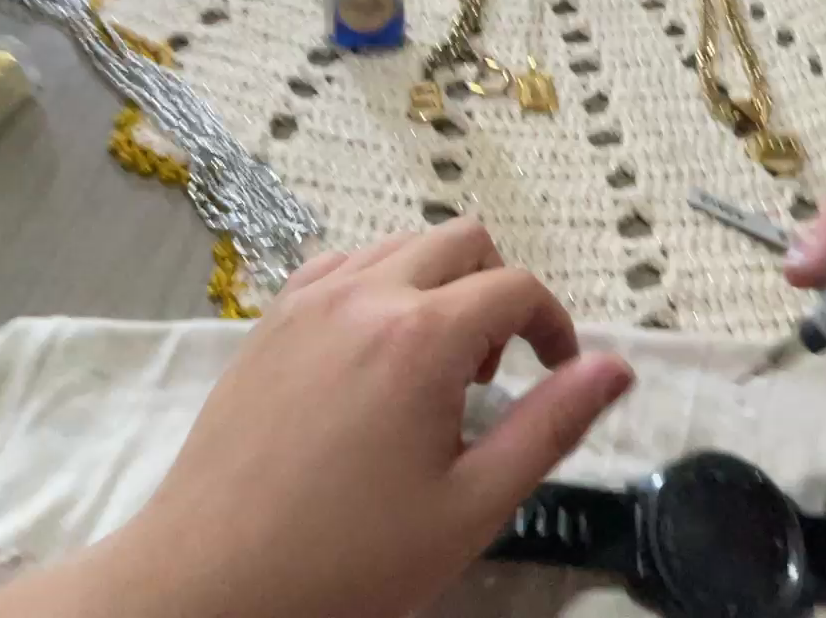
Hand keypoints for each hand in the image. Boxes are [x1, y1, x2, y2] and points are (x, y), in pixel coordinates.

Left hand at [88, 217, 631, 617]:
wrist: (207, 585)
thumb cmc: (349, 559)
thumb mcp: (472, 504)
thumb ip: (553, 424)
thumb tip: (618, 366)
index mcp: (423, 334)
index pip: (517, 287)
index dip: (553, 323)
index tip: (556, 371)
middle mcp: (369, 290)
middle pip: (465, 241)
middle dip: (497, 292)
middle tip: (485, 375)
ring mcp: (313, 294)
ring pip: (405, 243)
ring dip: (440, 285)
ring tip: (428, 366)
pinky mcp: (275, 312)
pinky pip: (346, 262)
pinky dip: (381, 283)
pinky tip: (370, 347)